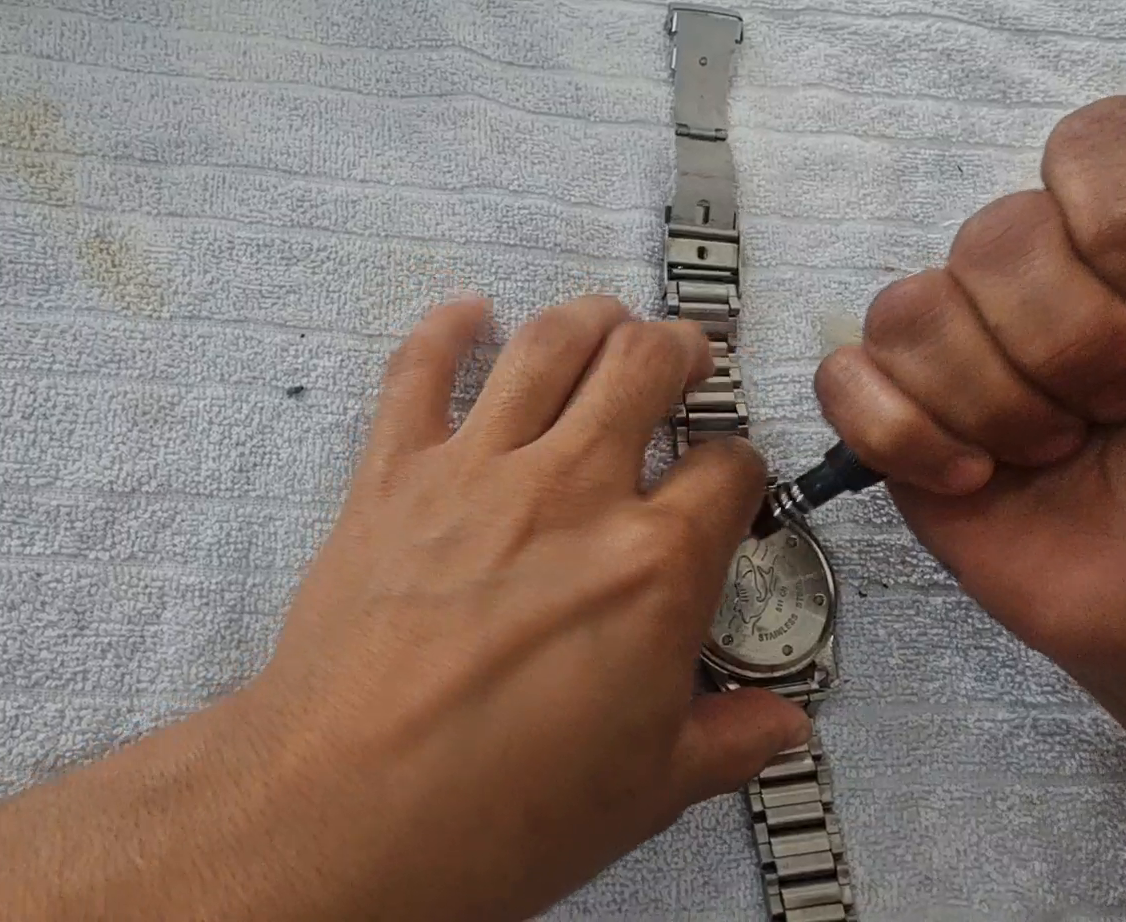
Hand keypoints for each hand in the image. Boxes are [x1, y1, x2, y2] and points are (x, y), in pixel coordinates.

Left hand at [228, 298, 806, 919]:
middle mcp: (572, 493)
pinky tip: (467, 313)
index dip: (739, 469)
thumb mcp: (642, 789)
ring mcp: (478, 471)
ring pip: (547, 346)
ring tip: (604, 319)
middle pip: (644, 366)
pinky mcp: (395, 472)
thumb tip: (779, 725)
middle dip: (676, 350)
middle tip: (680, 355)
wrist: (347, 808)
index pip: (727, 473)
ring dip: (587, 318)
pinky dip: (444, 331)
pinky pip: (418, 372)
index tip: (726, 479)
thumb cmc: (494, 812)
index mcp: (652, 566)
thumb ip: (723, 739)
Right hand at [815, 0, 1125, 914]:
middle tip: (1120, 405)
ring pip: (914, 316)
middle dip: (1072, 345)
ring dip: (991, 401)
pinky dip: (909, 430)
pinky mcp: (881, 395)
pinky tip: (966, 465)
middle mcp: (1028, 255)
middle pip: (997, 244)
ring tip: (1045, 451)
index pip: (1095, 156)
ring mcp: (941, 327)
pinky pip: (855, 375)